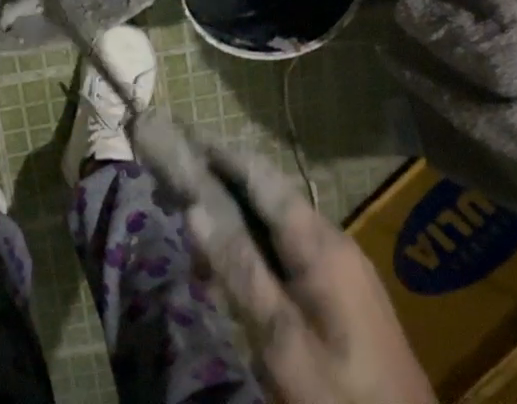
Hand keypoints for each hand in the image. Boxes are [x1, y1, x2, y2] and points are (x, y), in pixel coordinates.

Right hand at [177, 138, 433, 403]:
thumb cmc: (339, 392)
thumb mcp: (281, 338)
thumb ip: (240, 271)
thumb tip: (194, 207)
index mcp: (321, 245)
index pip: (262, 177)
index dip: (219, 154)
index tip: (178, 137)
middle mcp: (334, 242)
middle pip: (270, 194)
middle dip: (221, 180)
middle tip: (173, 179)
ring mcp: (343, 266)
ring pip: (278, 220)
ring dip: (235, 212)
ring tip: (191, 214)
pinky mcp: (343, 290)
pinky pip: (289, 246)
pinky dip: (253, 239)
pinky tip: (231, 258)